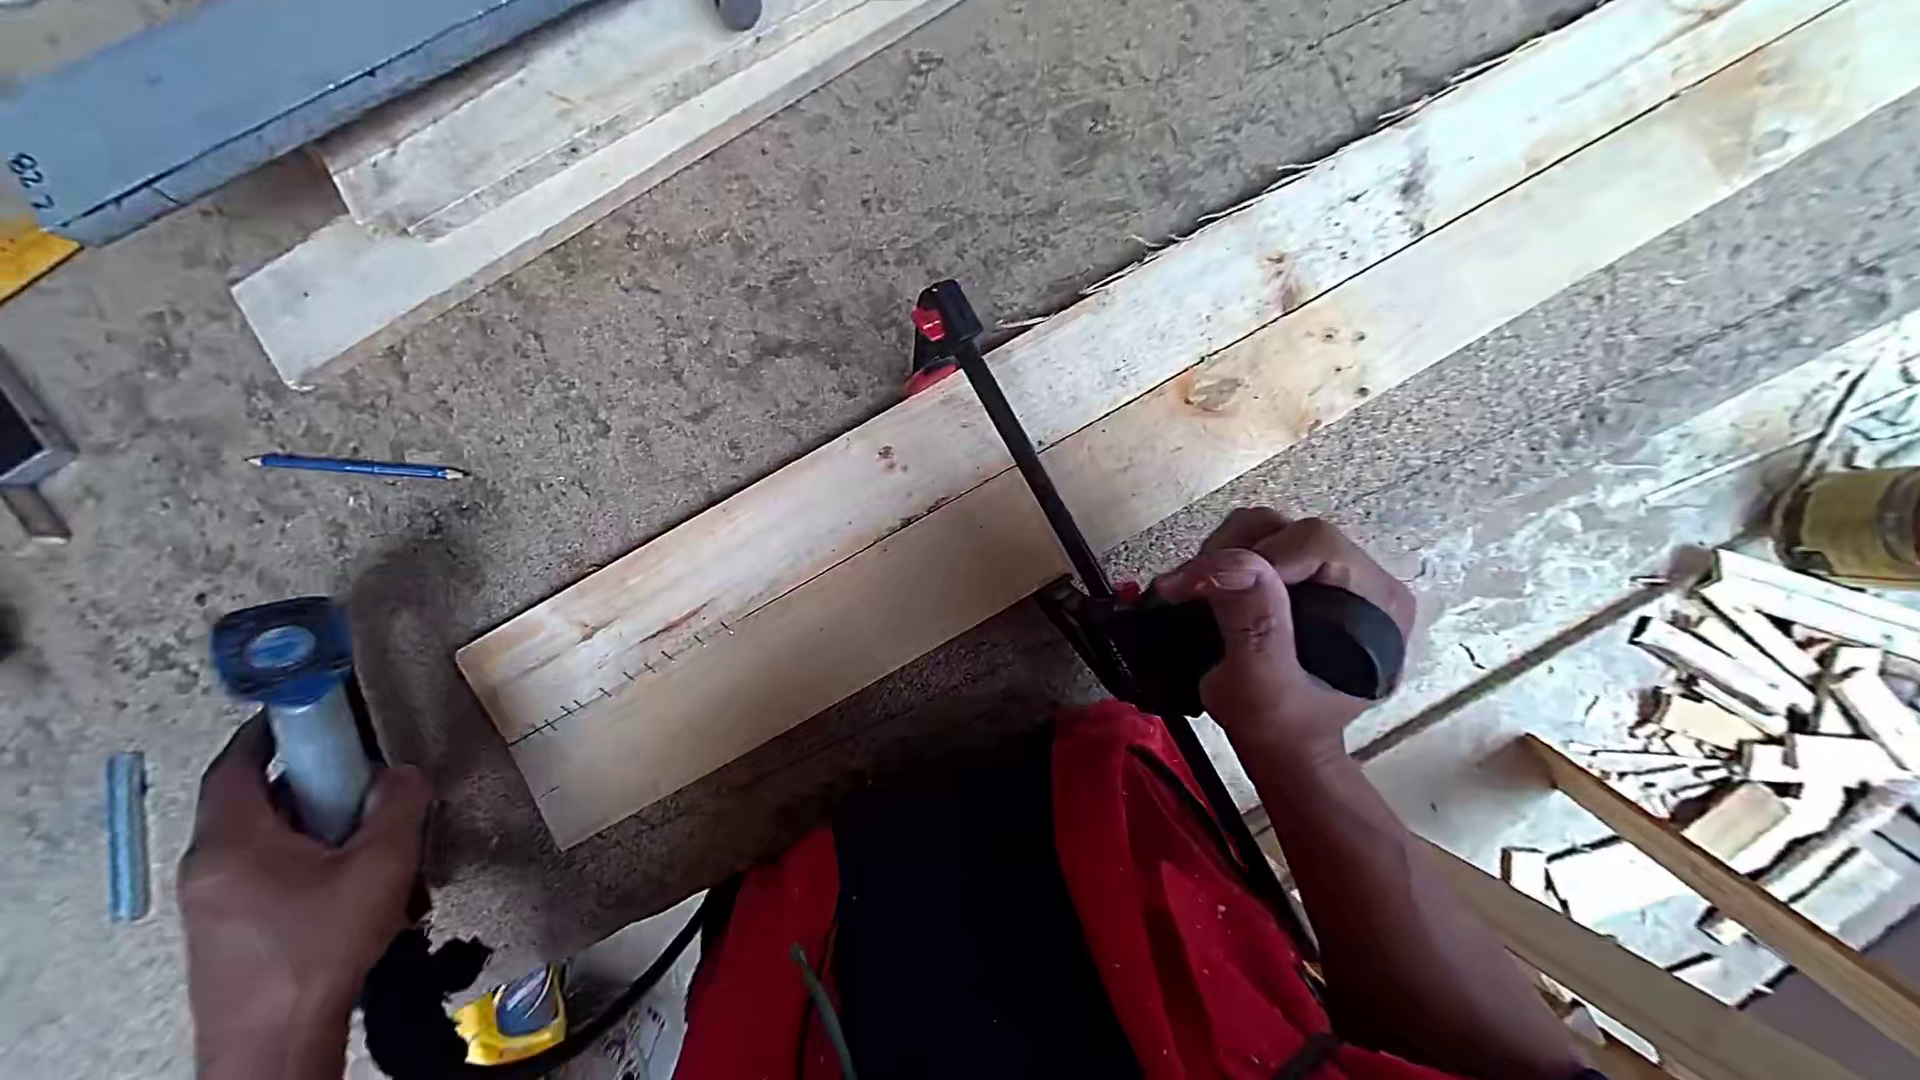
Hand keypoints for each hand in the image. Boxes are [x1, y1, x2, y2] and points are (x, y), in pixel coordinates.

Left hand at [179, 714, 430, 1079]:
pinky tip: (360, 879)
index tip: (310, 709)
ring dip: (324, 823)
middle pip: (261, 800)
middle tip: (370, 780)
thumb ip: (398, 805)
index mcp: (233, 844)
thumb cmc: (323, 944)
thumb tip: (402, 773)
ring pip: (273, 837)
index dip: (270, 730)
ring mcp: (216, 900)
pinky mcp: (233, 925)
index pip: (236, 766)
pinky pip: (274, 867)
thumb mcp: (381, 863)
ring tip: (377, 839)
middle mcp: (211, 867)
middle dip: (319, 782)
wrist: (278, 1038)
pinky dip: (317, 854)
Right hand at [1156, 509, 1414, 765]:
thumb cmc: (1278, 725)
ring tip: (1199, 591)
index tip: (1209, 591)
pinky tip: (1210, 590)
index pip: (1314, 543)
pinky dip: (1222, 559)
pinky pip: (1253, 542)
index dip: (1255, 560)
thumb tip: (1232, 562)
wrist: (1279, 743)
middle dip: (1231, 554)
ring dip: (1221, 554)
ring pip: (1265, 529)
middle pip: (1286, 529)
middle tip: (1196, 591)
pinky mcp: (1299, 576)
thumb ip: (1253, 626)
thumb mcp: (1261, 686)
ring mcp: (1328, 575)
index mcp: (1379, 603)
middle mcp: (1361, 579)